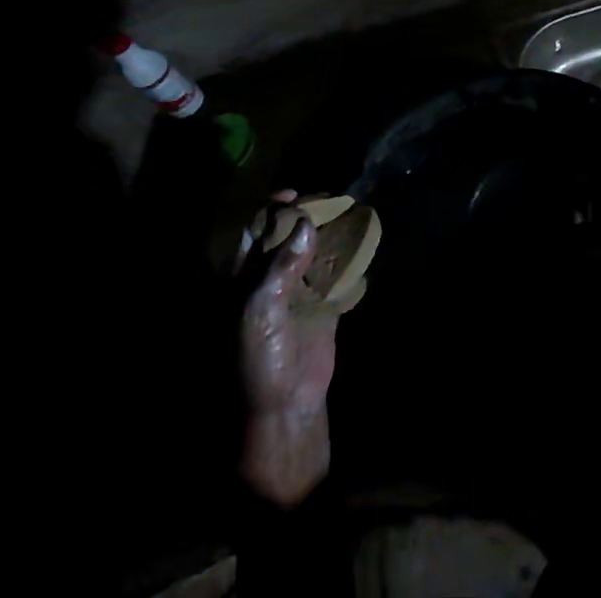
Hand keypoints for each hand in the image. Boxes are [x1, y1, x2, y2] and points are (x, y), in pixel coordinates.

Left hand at [237, 192, 337, 507]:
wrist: (284, 404)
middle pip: (285, 236)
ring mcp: (295, 292)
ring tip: (345, 212)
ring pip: (310, 253)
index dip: (270, 209)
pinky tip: (357, 242)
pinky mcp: (320, 306)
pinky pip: (332, 276)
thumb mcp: (260, 307)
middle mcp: (268, 278)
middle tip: (326, 200)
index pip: (254, 231)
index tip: (292, 196)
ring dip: (326, 233)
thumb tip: (305, 224)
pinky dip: (344, 260)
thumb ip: (281, 265)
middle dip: (303, 216)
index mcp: (243, 276)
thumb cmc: (257, 355)